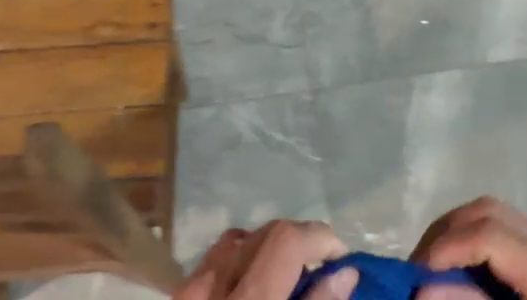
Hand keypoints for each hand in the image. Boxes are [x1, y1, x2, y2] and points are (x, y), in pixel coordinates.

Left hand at [176, 220, 353, 299]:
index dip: (322, 240)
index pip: (288, 239)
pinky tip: (253, 278)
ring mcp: (191, 285)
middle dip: (301, 243)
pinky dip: (241, 257)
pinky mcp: (181, 292)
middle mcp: (215, 281)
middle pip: (267, 233)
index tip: (343, 261)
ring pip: (241, 239)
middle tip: (324, 270)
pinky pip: (216, 256)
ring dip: (272, 247)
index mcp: (252, 298)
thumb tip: (345, 271)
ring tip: (291, 275)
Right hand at [410, 198, 526, 299]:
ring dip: (461, 236)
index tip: (413, 277)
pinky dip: (481, 246)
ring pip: (500, 216)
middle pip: (491, 212)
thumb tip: (422, 289)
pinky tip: (465, 276)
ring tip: (435, 272)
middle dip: (446, 234)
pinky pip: (513, 236)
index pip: (490, 233)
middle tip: (416, 270)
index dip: (445, 247)